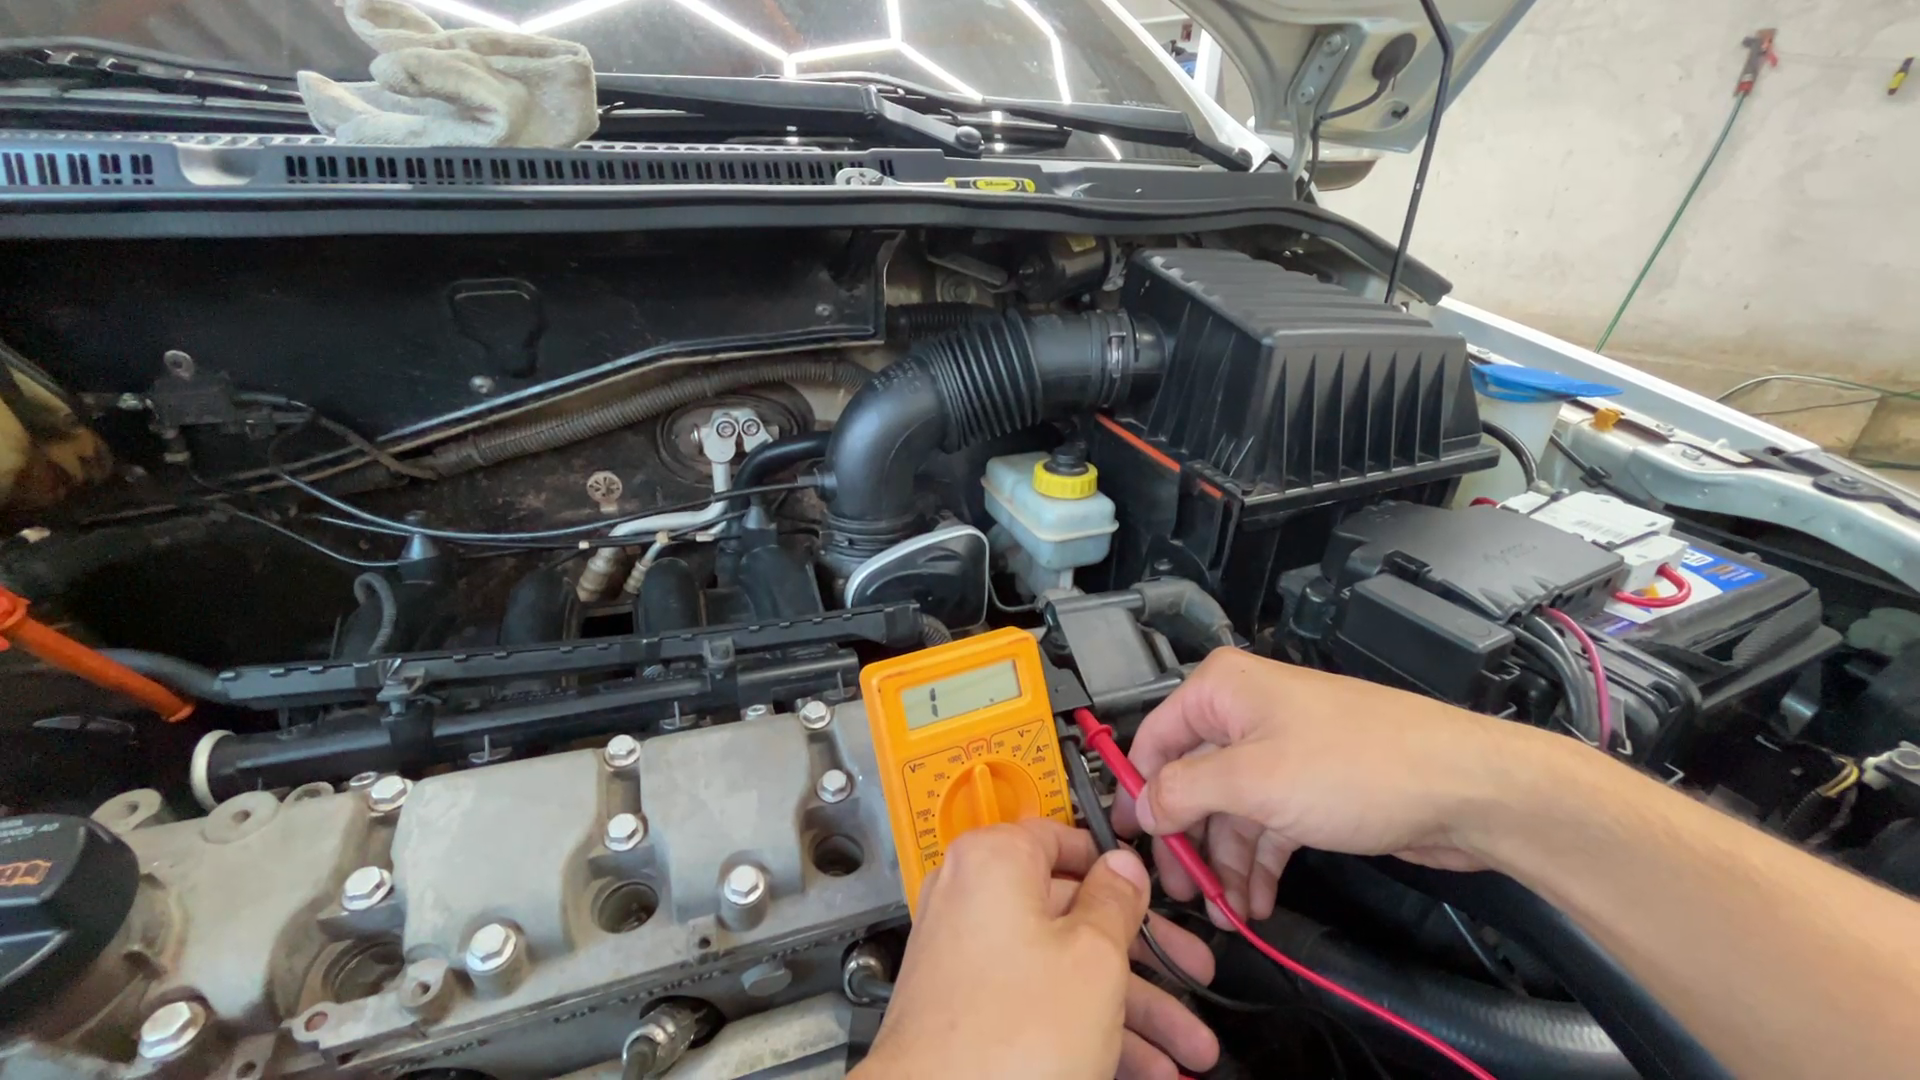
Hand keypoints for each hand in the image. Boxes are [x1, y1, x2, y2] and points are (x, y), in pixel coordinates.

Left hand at [854, 819, 1219, 1079]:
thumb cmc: (1008, 1036)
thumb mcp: (1093, 957)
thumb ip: (1116, 902)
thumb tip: (1123, 866)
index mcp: (994, 860)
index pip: (1064, 839)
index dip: (1116, 868)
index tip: (1153, 894)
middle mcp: (972, 896)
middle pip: (1073, 911)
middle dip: (1143, 956)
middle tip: (1192, 973)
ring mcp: (966, 952)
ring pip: (1062, 962)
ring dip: (1130, 1004)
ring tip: (1186, 1048)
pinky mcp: (967, 1003)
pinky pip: (1036, 996)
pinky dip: (1085, 1020)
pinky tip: (1142, 1064)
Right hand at [1114, 649, 1564, 925]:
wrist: (1467, 790)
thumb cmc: (1359, 766)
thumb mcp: (1252, 781)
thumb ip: (1184, 792)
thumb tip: (1143, 806)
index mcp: (1222, 690)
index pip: (1156, 739)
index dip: (1140, 791)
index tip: (1132, 840)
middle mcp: (1245, 713)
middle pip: (1192, 780)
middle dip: (1187, 839)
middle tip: (1181, 889)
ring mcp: (1279, 750)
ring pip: (1230, 809)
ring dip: (1224, 862)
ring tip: (1225, 912)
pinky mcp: (1309, 784)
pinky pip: (1265, 824)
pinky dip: (1257, 862)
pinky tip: (1254, 901)